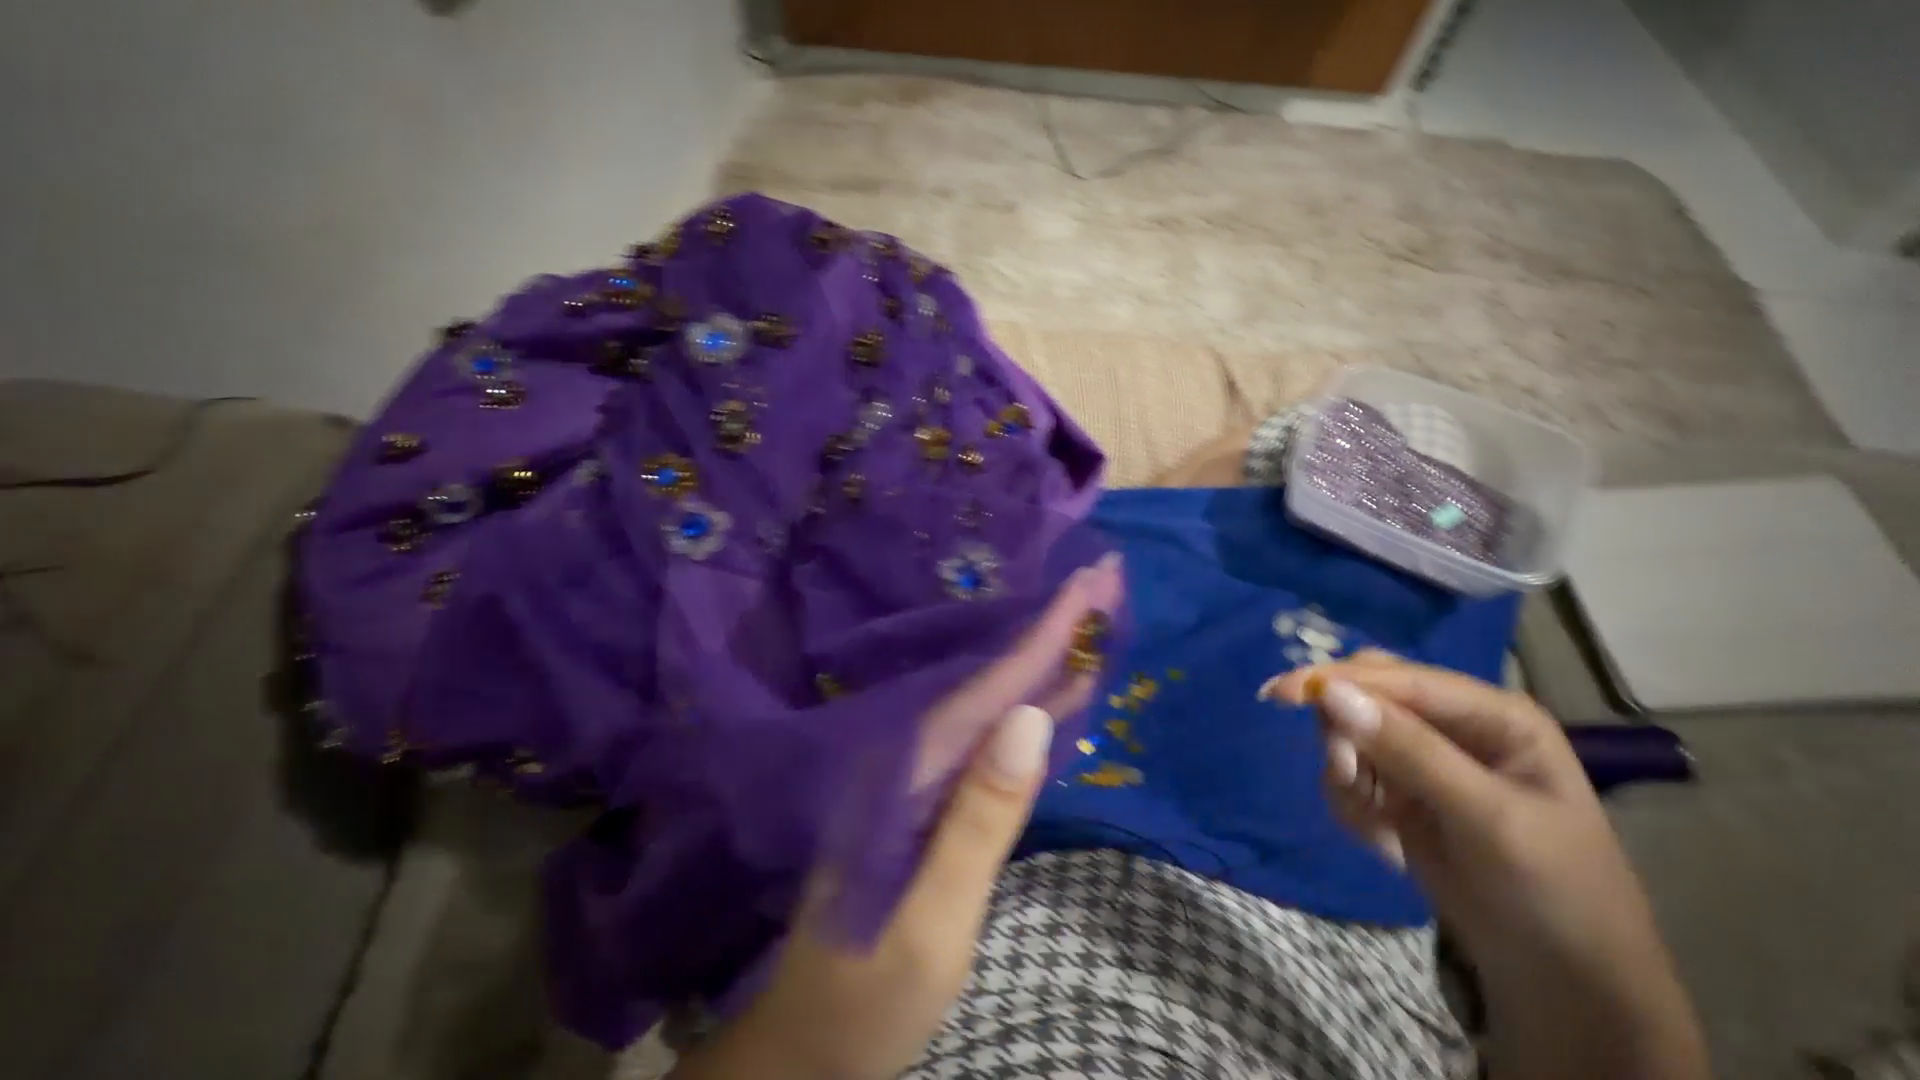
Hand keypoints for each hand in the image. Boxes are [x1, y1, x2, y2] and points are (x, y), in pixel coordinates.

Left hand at [672, 555, 1124, 1079]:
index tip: (1089, 586)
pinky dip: (1022, 717)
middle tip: (1101, 584)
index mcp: (905, 781)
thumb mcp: (933, 919)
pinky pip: (982, 748)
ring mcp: (913, 789)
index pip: (984, 694)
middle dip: (1045, 636)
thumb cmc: (868, 992)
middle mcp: (905, 768)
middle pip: (985, 689)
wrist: (809, 1045)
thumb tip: (1027, 719)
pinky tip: (1051, 702)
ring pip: (985, 713)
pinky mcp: (924, 813)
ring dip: (1038, 667)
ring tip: (1090, 625)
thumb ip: (979, 820)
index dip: (1040, 638)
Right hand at [1262, 652, 1710, 1079]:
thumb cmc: (1550, 889)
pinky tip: (1381, 840)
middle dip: (1343, 731)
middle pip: (1369, 697)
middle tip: (1343, 776)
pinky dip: (1351, 804)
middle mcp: (1457, 728)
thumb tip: (1329, 693)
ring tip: (1374, 825)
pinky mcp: (1405, 800)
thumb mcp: (1486, 817)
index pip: (1401, 679)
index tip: (1278, 693)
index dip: (1338, 679)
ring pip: (1353, 738)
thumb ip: (1408, 751)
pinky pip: (1352, 779)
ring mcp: (1428, 765)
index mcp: (1494, 715)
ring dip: (1346, 775)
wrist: (1565, 980)